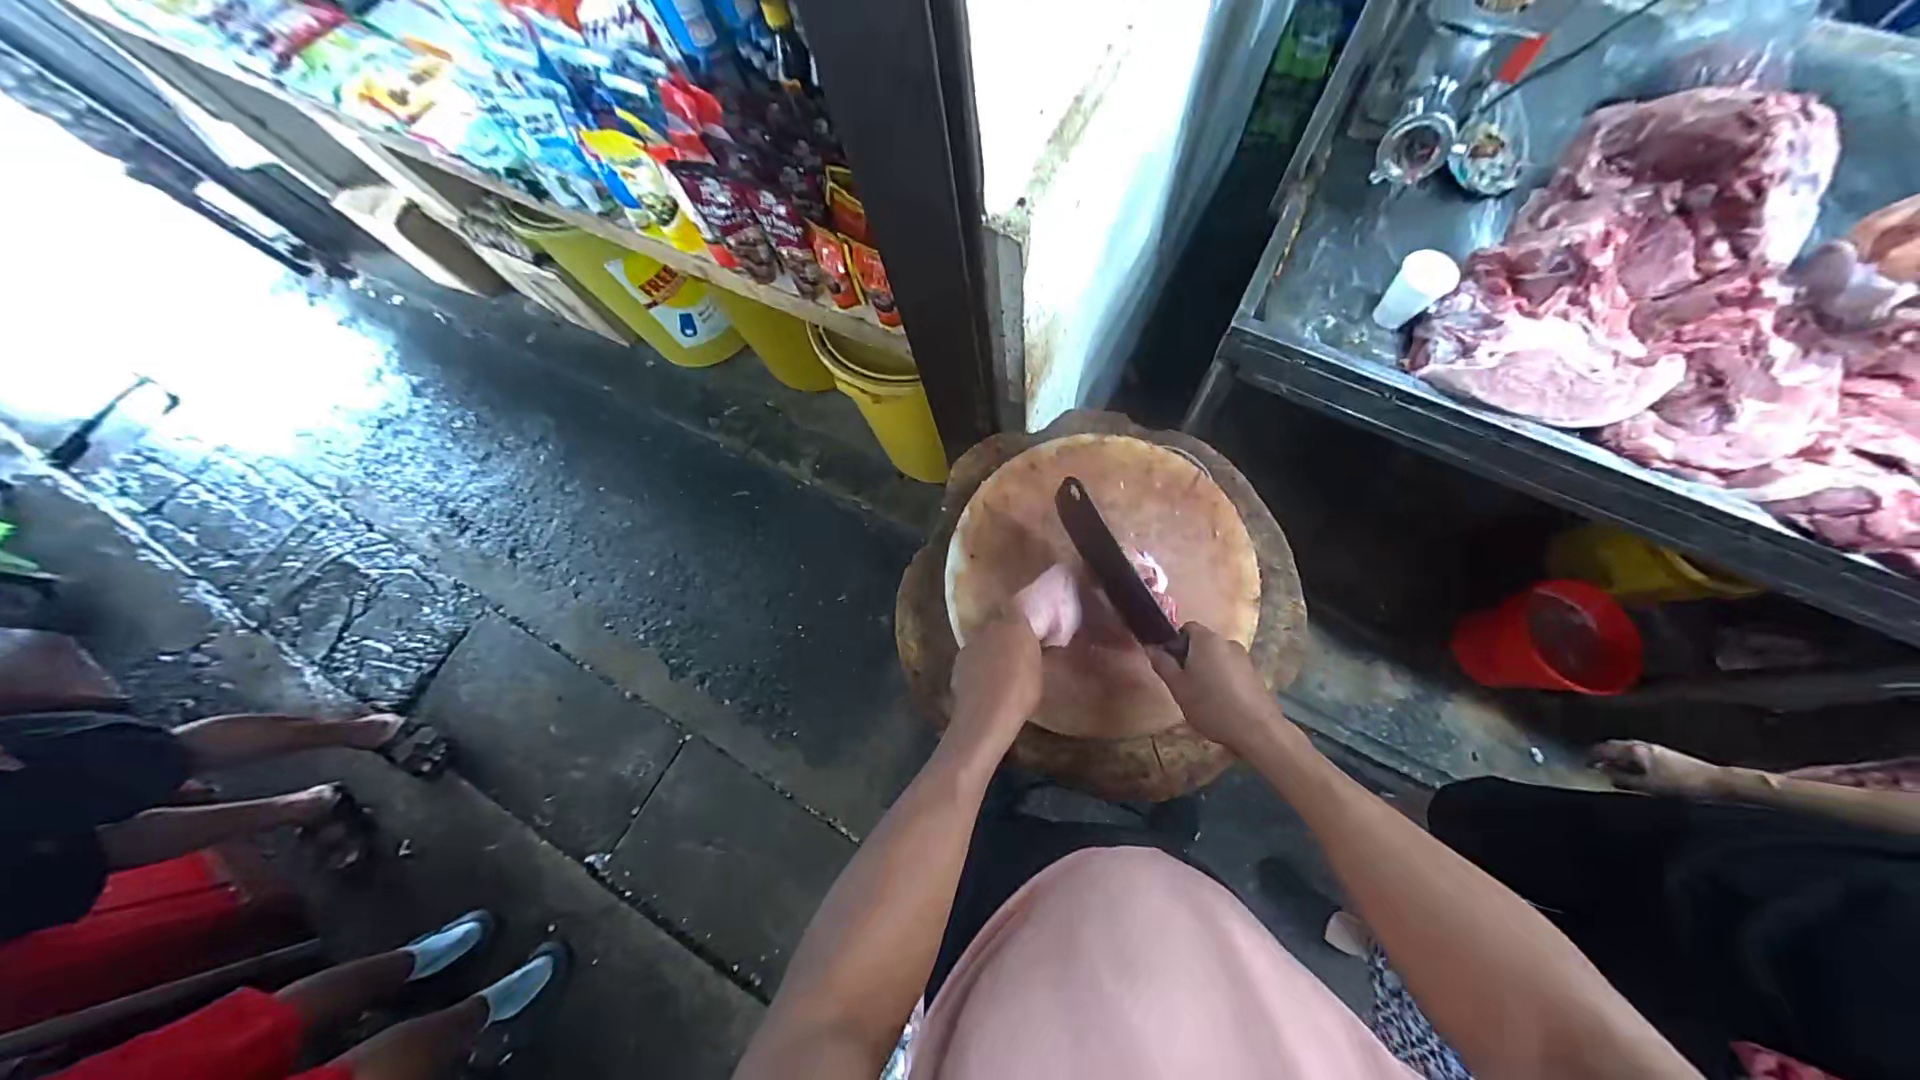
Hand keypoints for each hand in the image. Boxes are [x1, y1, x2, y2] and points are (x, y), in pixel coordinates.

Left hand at [948, 613, 1042, 752]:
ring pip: (982, 643)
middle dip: (1004, 636)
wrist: (986, 714)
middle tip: (1014, 653)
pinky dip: (977, 667)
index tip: (1025, 628)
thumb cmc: (1022, 692)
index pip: (1015, 609)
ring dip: (989, 652)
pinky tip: (983, 684)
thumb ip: (1031, 653)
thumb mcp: (1038, 671)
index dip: (1019, 617)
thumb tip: (1028, 649)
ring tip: (998, 672)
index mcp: (1015, 626)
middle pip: (997, 626)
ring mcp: (970, 645)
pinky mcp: (957, 663)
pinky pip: (972, 660)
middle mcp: (989, 629)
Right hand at [1147, 623, 1290, 756]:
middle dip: (1191, 659)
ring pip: (1217, 658)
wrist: (1257, 730)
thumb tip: (1150, 646)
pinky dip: (1223, 681)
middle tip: (1183, 684)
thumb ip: (1162, 663)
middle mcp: (1228, 642)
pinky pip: (1232, 671)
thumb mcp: (1177, 686)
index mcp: (1207, 640)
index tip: (1170, 665)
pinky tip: (1221, 704)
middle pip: (1203, 643)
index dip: (1174, 643)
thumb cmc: (1210, 705)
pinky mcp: (1256, 675)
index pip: (1186, 628)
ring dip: (1207, 671)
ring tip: (1202, 697)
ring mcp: (1245, 658)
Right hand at [1590, 740, 1726, 797]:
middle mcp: (1642, 745)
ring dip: (1616, 755)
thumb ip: (1621, 778)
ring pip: (1626, 748)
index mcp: (1634, 751)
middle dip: (1601, 753)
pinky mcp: (1666, 754)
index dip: (1590, 756)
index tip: (1583, 763)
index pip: (1603, 749)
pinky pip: (1638, 752)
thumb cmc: (1681, 785)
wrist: (1719, 783)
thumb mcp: (1647, 786)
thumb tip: (1603, 771)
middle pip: (1613, 746)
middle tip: (1594, 763)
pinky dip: (1629, 758)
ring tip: (1612, 767)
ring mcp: (1655, 748)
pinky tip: (1634, 768)